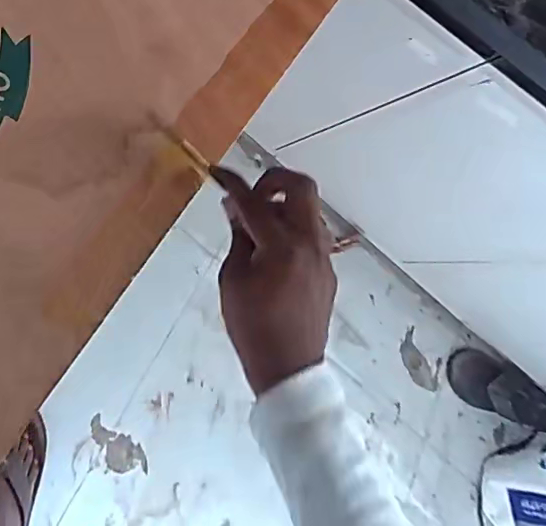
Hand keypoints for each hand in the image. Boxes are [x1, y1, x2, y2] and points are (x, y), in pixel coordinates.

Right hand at [213, 165, 336, 394]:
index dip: (232, 183)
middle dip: (274, 180)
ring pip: (309, 209)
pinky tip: (272, 249)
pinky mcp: (327, 270)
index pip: (254, 201)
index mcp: (282, 246)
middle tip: (252, 194)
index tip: (218, 172)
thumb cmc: (252, 327)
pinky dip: (292, 228)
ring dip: (284, 205)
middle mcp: (309, 244)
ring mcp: (323, 256)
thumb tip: (235, 207)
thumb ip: (238, 237)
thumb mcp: (233, 279)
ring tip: (258, 226)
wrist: (290, 371)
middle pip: (301, 186)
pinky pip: (312, 234)